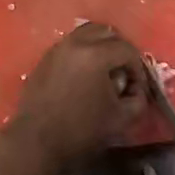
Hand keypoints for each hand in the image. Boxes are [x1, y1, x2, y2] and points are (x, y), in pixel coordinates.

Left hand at [1, 22, 147, 174]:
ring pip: (86, 33)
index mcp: (95, 54)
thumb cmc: (81, 131)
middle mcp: (76, 43)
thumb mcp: (120, 120)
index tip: (137, 88)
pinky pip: (70, 43)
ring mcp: (58, 48)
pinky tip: (85, 75)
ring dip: (101, 46)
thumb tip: (137, 90)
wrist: (37, 142)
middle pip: (106, 32)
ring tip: (105, 72)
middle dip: (120, 50)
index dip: (138, 68)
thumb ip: (138, 100)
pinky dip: (83, 51)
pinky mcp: (46, 57)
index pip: (126, 49)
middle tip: (124, 73)